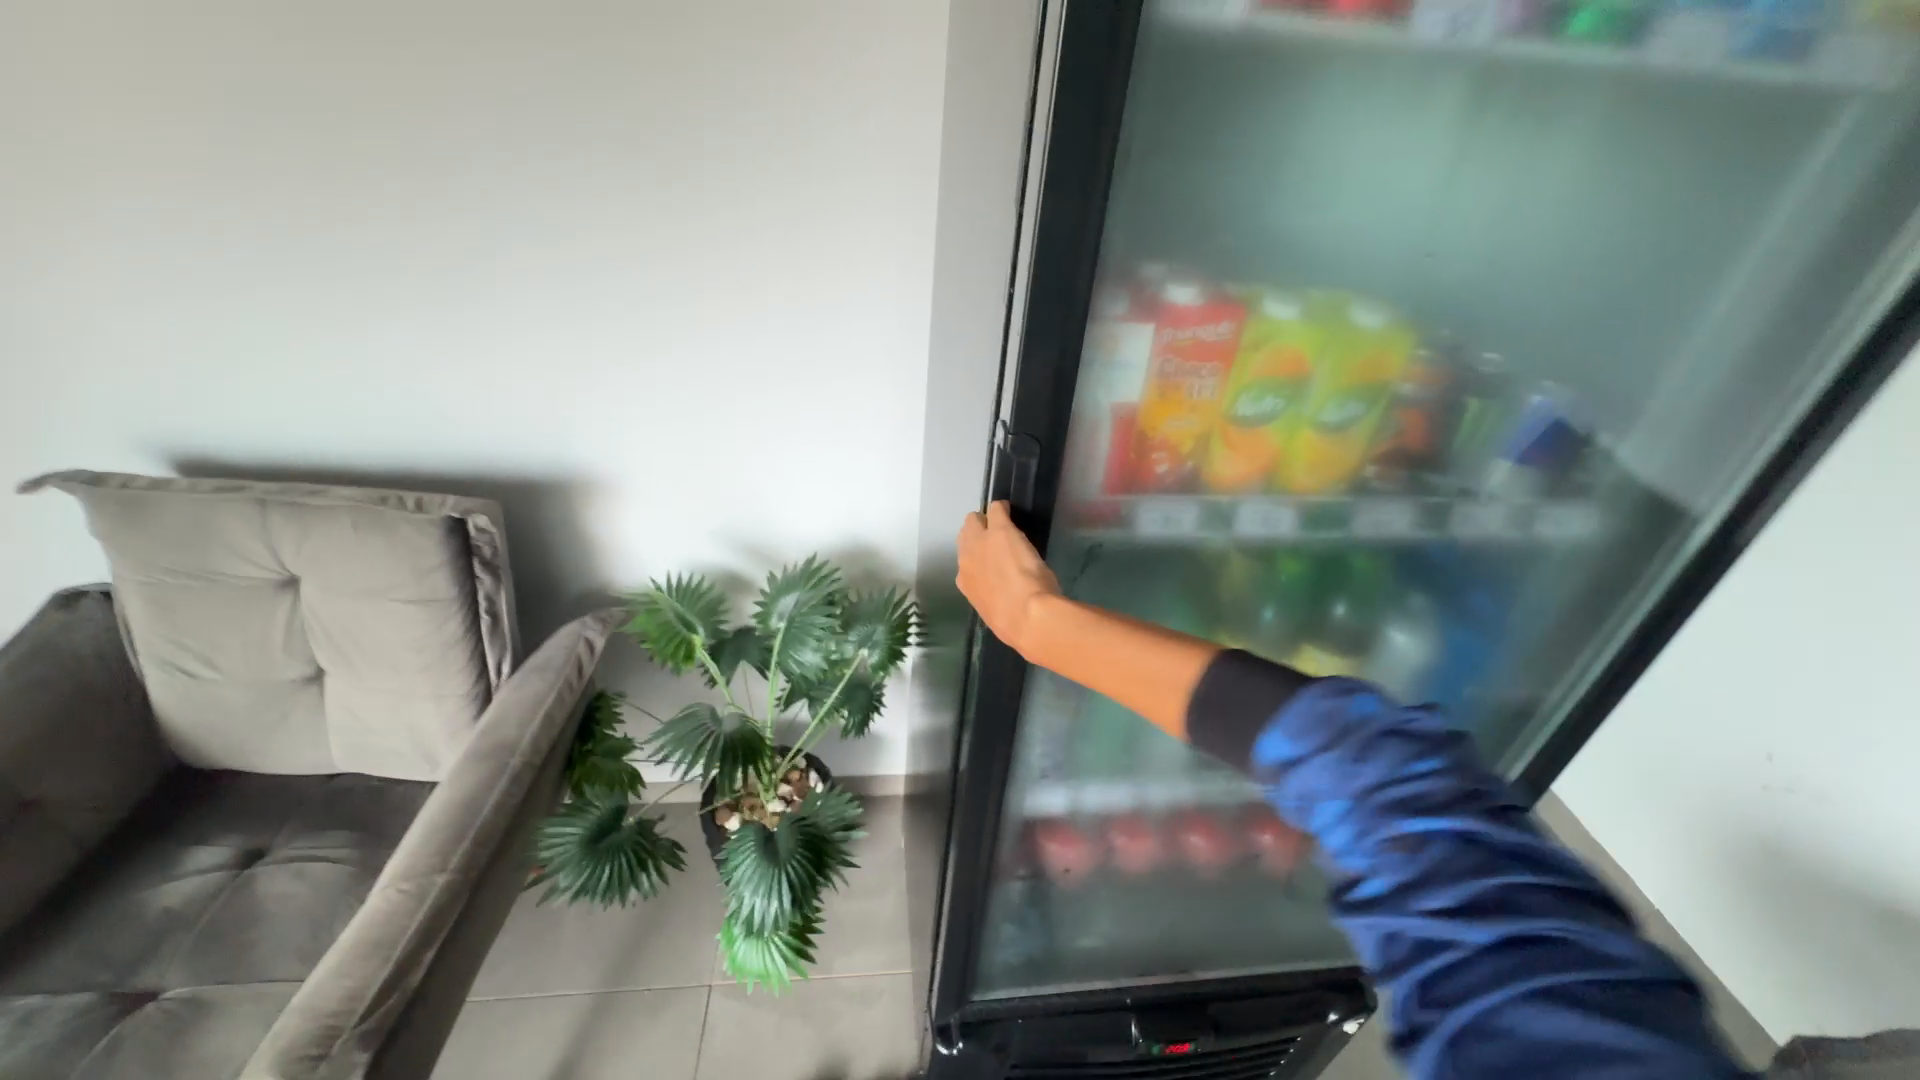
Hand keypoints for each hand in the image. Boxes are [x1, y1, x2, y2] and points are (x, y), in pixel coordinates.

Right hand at [956, 501, 1060, 657]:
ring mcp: (980, 543)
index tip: (992, 562)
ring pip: (973, 521)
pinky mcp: (1000, 529)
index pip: (966, 565)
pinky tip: (1008, 509)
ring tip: (1000, 524)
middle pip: (964, 537)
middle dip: (976, 536)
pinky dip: (1001, 509)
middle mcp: (966, 561)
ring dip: (985, 522)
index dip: (979, 561)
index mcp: (965, 584)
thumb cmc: (1014, 622)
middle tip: (995, 539)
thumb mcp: (995, 611)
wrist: (1025, 614)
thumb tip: (1001, 599)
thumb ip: (993, 598)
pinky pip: (995, 509)